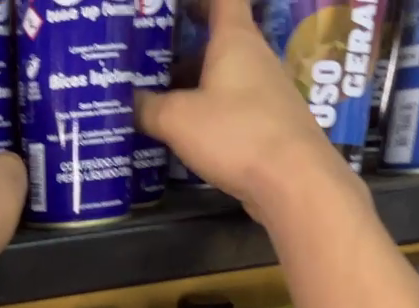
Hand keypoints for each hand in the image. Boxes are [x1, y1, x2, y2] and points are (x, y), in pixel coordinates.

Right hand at [137, 0, 358, 222]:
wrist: (290, 178)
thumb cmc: (234, 133)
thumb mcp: (178, 120)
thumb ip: (148, 108)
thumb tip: (128, 101)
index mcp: (234, 39)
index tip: (170, 7)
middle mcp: (252, 56)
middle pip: (216, 39)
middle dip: (182, 46)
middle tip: (146, 58)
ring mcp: (262, 90)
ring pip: (220, 75)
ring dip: (190, 83)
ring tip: (153, 98)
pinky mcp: (265, 122)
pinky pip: (227, 105)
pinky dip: (203, 110)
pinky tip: (181, 131)